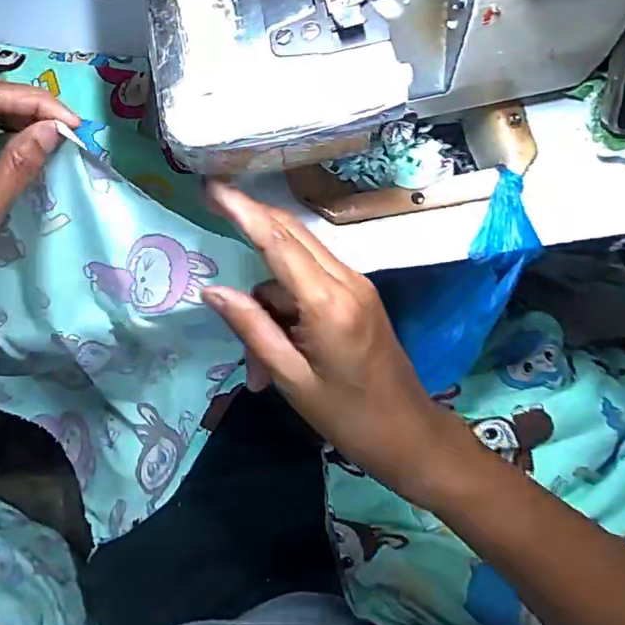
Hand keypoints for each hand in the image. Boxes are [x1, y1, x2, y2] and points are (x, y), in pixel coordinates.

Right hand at [202, 181, 454, 494]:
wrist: (413, 436)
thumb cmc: (350, 418)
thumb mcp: (292, 379)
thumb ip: (252, 328)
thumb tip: (212, 290)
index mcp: (328, 303)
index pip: (277, 242)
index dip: (242, 210)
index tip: (213, 188)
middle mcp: (346, 281)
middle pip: (290, 232)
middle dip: (250, 218)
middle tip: (211, 206)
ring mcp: (356, 285)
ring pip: (296, 260)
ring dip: (265, 293)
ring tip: (258, 363)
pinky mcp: (358, 295)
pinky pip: (309, 278)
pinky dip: (283, 301)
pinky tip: (276, 348)